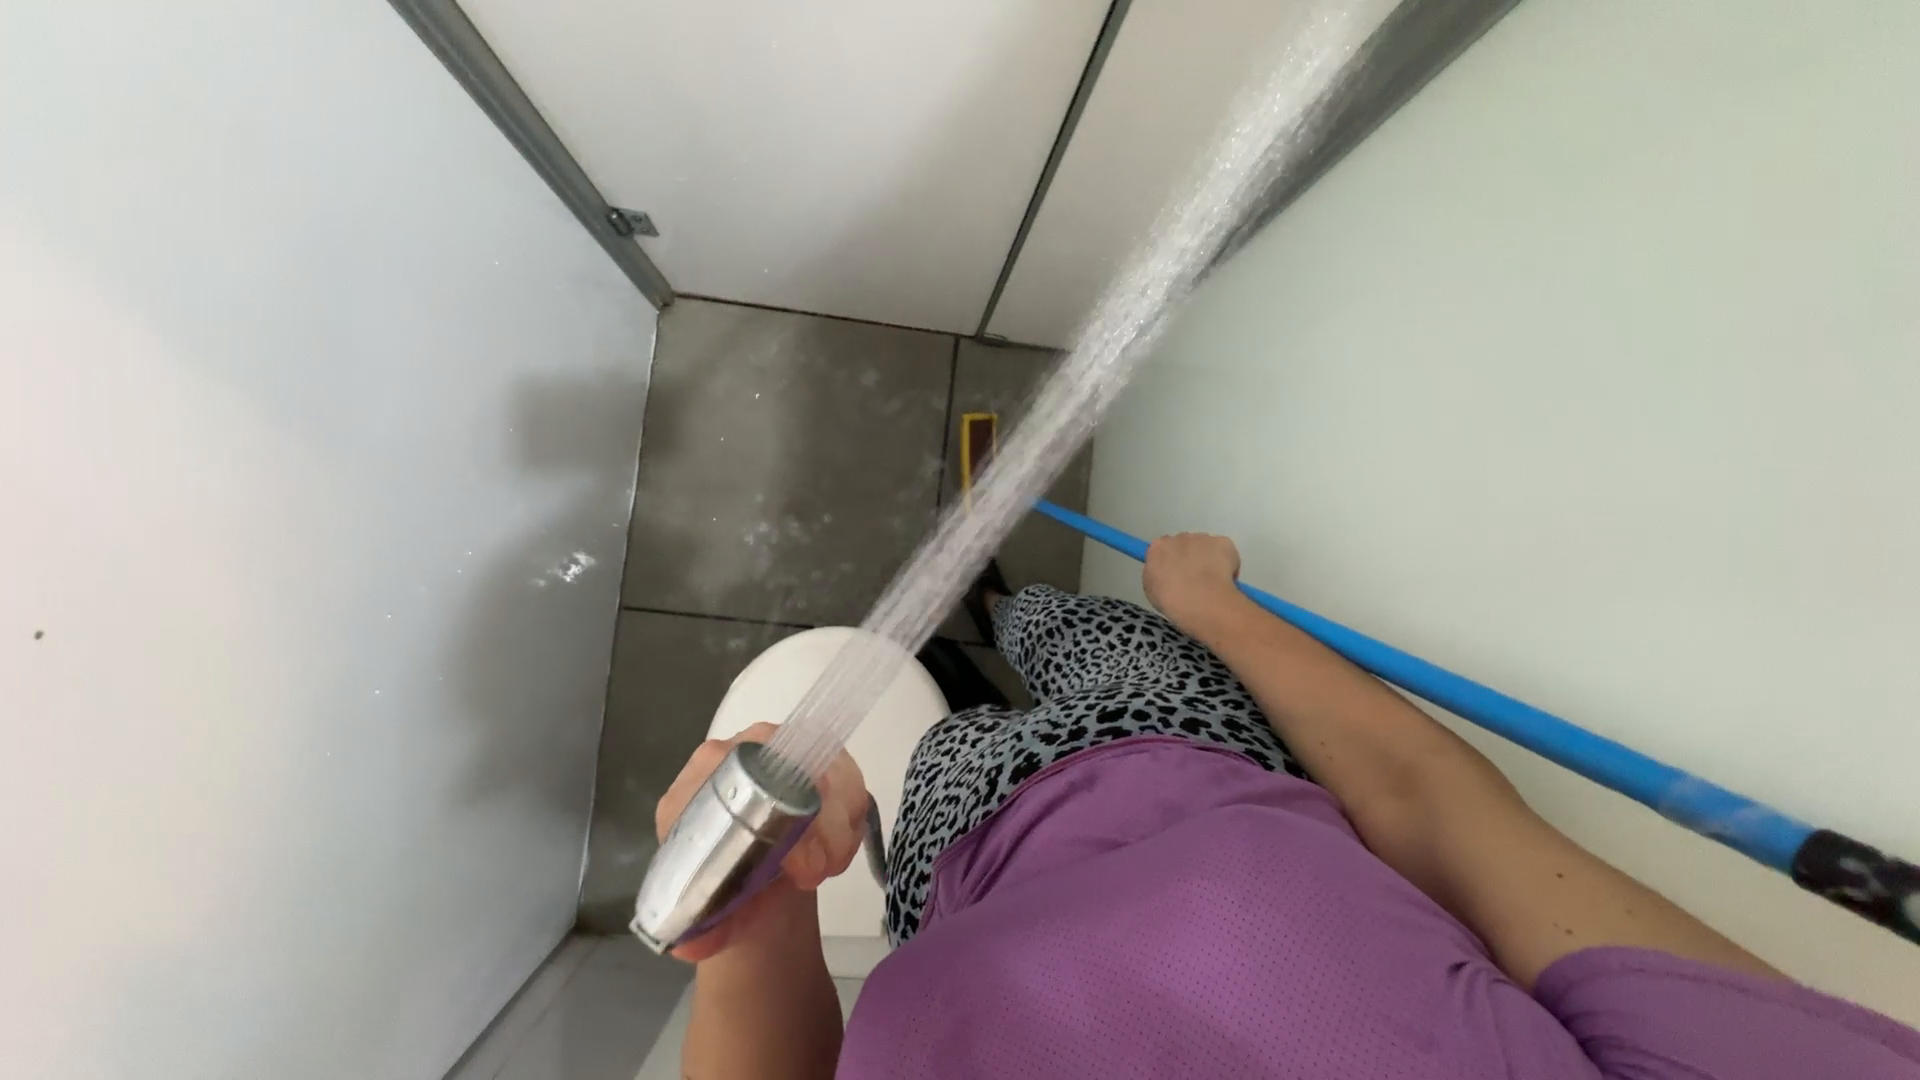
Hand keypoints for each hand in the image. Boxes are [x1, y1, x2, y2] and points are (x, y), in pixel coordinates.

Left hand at [654, 722, 868, 962]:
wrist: (760, 884)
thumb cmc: (725, 885)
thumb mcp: (708, 910)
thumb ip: (700, 925)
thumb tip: (689, 944)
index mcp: (706, 771)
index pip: (742, 762)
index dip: (774, 802)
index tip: (794, 861)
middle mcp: (751, 748)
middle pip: (797, 760)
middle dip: (820, 817)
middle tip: (820, 869)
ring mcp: (794, 753)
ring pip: (834, 770)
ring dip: (840, 824)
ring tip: (830, 866)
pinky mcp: (829, 765)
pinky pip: (853, 783)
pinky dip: (852, 823)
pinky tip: (837, 853)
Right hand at [1144, 532, 1245, 633]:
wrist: (1200, 600)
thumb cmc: (1170, 599)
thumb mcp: (1152, 589)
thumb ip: (1158, 575)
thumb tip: (1167, 575)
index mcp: (1158, 547)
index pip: (1163, 549)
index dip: (1170, 562)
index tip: (1174, 574)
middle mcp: (1179, 537)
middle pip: (1185, 544)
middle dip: (1189, 557)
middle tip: (1193, 579)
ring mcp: (1203, 538)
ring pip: (1206, 546)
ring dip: (1207, 558)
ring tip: (1211, 581)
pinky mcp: (1224, 543)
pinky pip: (1225, 551)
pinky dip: (1227, 562)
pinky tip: (1225, 578)